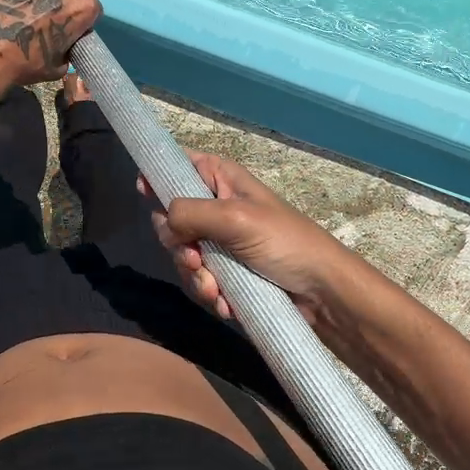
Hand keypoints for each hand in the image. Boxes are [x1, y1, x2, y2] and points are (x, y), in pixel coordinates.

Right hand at [142, 151, 350, 319]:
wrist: (324, 294)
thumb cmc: (285, 242)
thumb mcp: (235, 218)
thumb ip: (189, 213)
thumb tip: (163, 224)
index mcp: (219, 178)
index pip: (176, 164)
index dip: (157, 176)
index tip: (144, 193)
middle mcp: (215, 206)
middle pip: (170, 217)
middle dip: (178, 245)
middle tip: (196, 259)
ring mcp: (220, 242)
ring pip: (182, 254)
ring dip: (196, 277)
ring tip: (218, 292)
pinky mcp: (227, 274)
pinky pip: (199, 280)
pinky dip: (210, 294)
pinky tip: (227, 305)